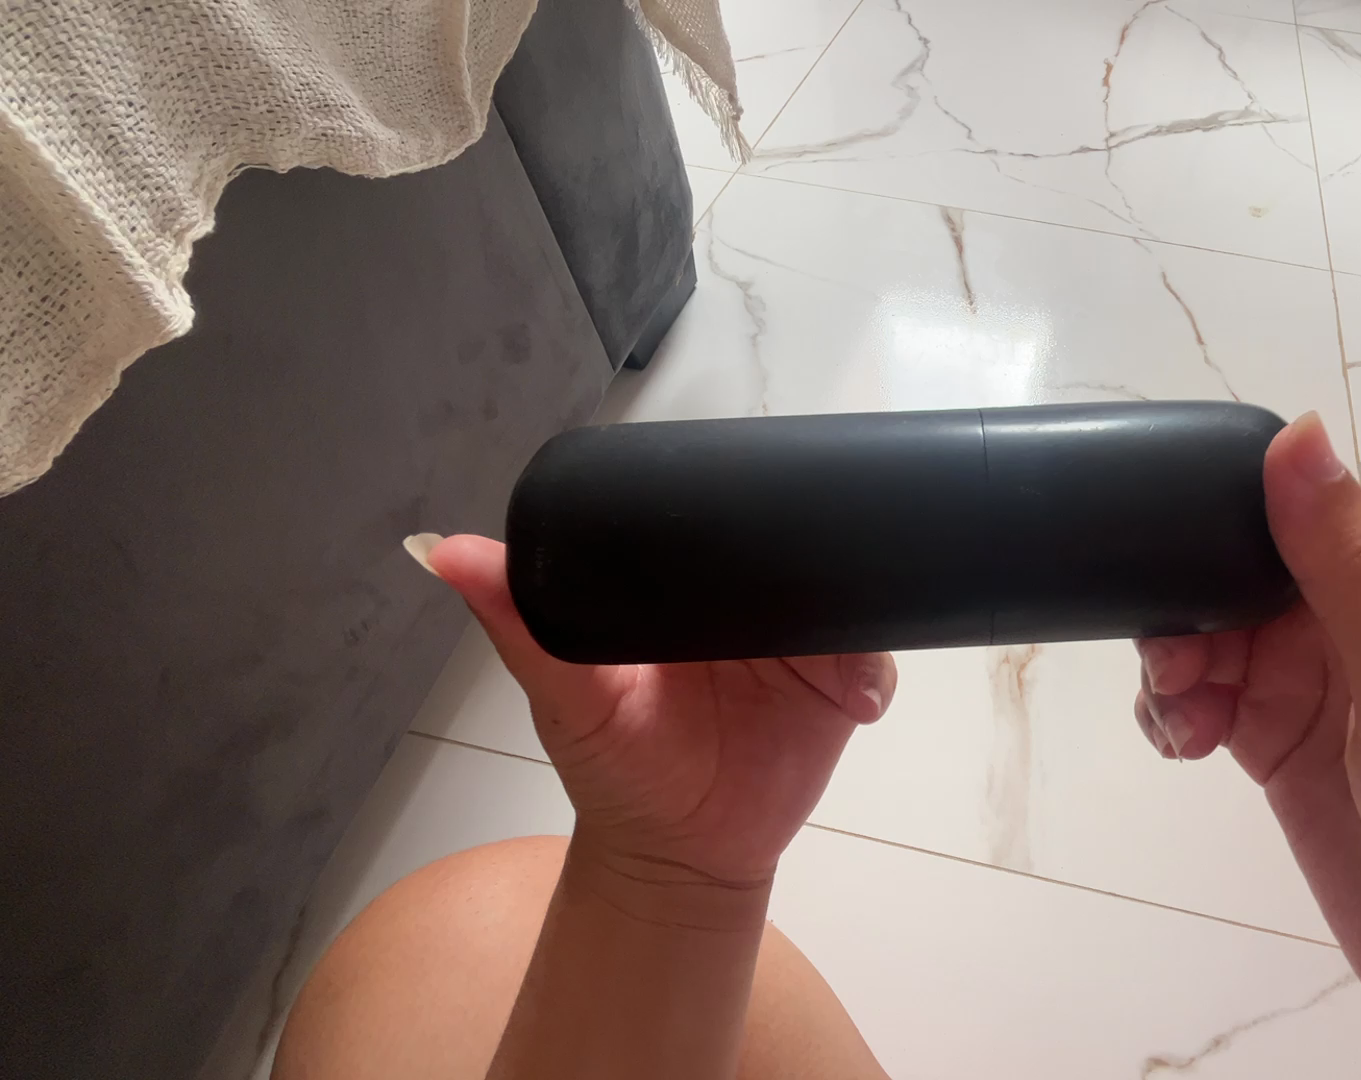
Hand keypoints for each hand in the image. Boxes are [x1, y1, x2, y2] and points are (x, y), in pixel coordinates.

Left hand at [418, 535, 894, 891]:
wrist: (686, 853)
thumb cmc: (620, 772)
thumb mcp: (568, 698)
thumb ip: (523, 628)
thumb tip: (447, 550)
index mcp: (694, 595)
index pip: (731, 530)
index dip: (752, 505)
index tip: (772, 496)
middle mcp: (754, 611)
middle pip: (804, 561)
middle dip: (825, 561)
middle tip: (828, 577)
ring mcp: (802, 651)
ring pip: (848, 609)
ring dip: (859, 625)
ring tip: (843, 663)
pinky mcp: (837, 692)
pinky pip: (873, 668)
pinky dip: (875, 677)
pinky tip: (859, 701)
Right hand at [1133, 414, 1360, 1079]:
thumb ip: (1353, 568)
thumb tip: (1294, 436)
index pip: (1334, 496)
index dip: (1271, 475)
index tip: (1197, 466)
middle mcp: (1356, 627)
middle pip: (1241, 573)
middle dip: (1190, 599)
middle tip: (1176, 659)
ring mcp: (1315, 692)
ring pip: (1210, 638)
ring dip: (1173, 663)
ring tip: (1179, 713)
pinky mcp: (1279, 750)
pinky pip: (1202, 705)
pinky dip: (1173, 714)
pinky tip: (1177, 739)